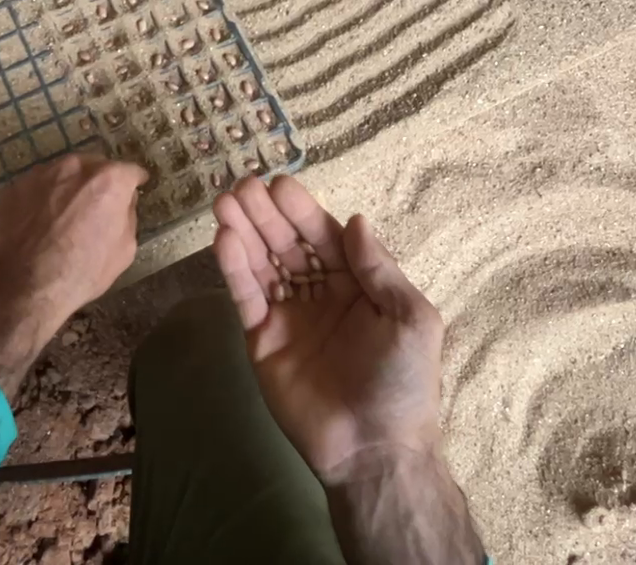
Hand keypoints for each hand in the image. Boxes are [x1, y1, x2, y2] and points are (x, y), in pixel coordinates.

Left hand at [0, 153, 146, 394]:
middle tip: (96, 205)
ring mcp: (42, 173)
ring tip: (64, 214)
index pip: (130, 171)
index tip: (135, 187)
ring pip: (64, 173)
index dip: (134, 181)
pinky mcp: (16, 185)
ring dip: (69, 187)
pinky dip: (43, 197)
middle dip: (99, 182)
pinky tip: (39, 221)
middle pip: (95, 166)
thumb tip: (123, 201)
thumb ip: (127, 216)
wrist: (25, 285)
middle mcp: (75, 166)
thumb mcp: (124, 250)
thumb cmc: (82, 271)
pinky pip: (38, 186)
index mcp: (108, 179)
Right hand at [213, 176, 481, 564]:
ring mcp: (287, 315)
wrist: (375, 451)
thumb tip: (356, 220)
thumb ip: (379, 268)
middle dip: (265, 213)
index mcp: (354, 285)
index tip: (279, 183)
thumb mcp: (411, 319)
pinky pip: (246, 295)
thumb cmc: (402, 382)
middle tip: (243, 184)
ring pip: (261, 263)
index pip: (323, 238)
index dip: (302, 211)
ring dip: (243, 231)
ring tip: (224, 200)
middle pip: (286, 244)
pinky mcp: (261, 338)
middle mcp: (317, 293)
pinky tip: (224, 238)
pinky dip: (234, 267)